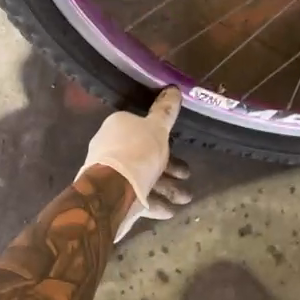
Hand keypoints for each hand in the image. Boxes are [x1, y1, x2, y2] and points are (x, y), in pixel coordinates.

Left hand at [81, 87, 191, 238]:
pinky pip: (138, 197)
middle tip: (187, 175)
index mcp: (118, 127)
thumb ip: (165, 111)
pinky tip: (170, 211)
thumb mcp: (157, 128)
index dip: (163, 139)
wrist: (112, 191)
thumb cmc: (137, 153)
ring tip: (185, 199)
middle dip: (170, 167)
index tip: (179, 146)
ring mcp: (111, 174)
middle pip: (145, 155)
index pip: (142, 129)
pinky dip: (155, 203)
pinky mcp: (113, 196)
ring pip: (144, 178)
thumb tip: (173, 88)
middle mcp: (112, 148)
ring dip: (167, 188)